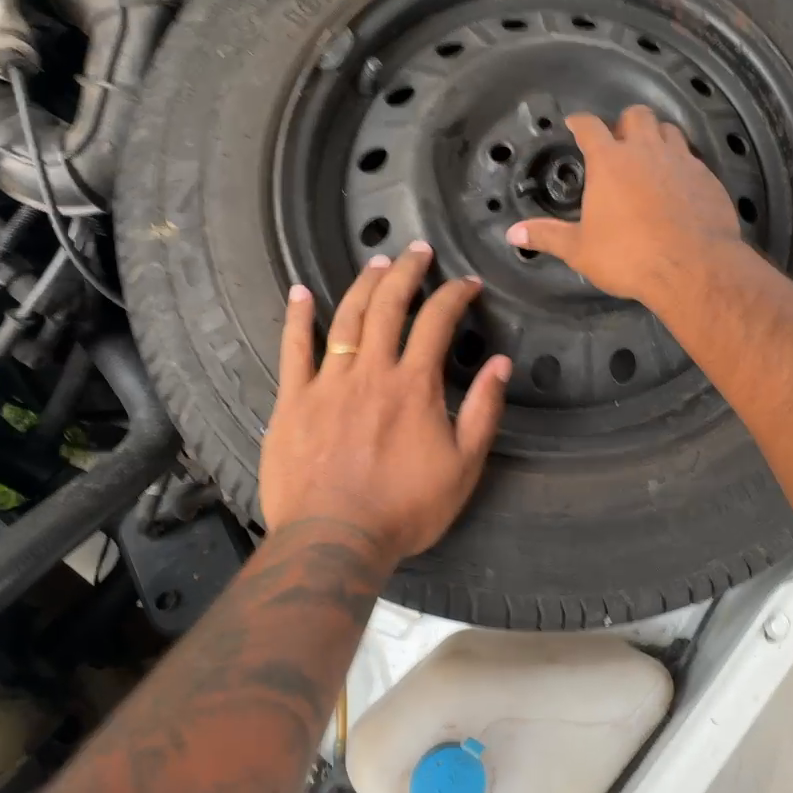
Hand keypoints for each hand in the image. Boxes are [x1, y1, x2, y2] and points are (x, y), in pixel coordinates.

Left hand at [259, 241, 512, 558]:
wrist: (334, 540)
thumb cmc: (405, 508)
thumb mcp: (464, 465)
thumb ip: (483, 410)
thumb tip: (500, 363)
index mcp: (414, 385)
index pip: (438, 322)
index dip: (455, 295)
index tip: (467, 284)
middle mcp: (371, 372)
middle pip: (389, 306)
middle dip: (406, 272)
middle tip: (417, 251)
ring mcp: (328, 383)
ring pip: (346, 319)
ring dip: (363, 285)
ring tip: (376, 263)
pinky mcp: (292, 401)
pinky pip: (294, 350)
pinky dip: (297, 318)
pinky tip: (301, 293)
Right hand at [507, 106, 743, 303]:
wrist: (693, 268)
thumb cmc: (629, 257)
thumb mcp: (580, 250)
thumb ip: (547, 236)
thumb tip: (513, 233)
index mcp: (610, 161)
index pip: (590, 126)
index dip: (580, 122)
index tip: (575, 124)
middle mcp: (646, 151)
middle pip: (637, 115)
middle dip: (625, 123)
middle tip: (619, 143)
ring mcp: (682, 160)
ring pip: (669, 129)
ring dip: (657, 136)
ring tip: (650, 157)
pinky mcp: (708, 177)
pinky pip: (692, 158)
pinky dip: (681, 164)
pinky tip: (678, 185)